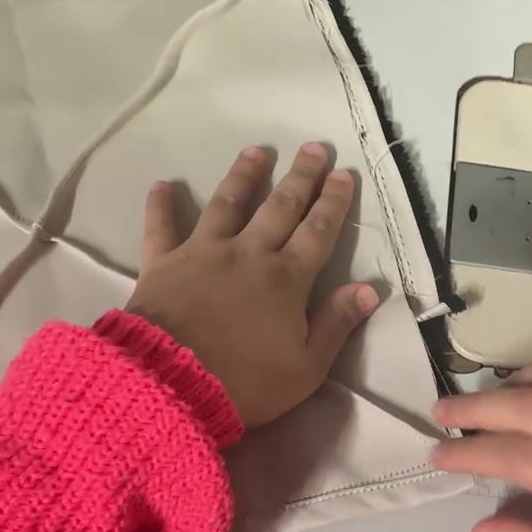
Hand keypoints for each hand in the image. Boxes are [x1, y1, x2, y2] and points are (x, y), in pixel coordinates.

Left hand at [127, 143, 379, 429]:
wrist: (174, 384)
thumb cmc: (248, 382)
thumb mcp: (307, 366)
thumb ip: (337, 324)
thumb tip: (370, 288)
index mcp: (287, 279)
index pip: (317, 232)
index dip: (333, 202)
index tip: (344, 174)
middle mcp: (248, 254)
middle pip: (280, 207)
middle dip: (300, 177)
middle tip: (314, 147)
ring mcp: (203, 253)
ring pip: (227, 204)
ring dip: (243, 175)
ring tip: (256, 150)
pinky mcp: (162, 263)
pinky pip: (161, 228)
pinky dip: (161, 206)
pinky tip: (162, 184)